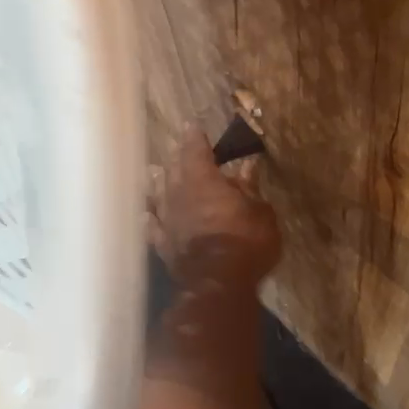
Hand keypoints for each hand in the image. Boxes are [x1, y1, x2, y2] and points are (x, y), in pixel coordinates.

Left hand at [147, 127, 281, 289]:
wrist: (218, 282)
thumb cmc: (247, 242)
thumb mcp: (261, 212)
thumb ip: (250, 189)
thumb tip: (247, 167)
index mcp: (204, 180)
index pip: (196, 151)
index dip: (195, 138)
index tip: (192, 126)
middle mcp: (178, 194)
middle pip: (174, 169)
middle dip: (178, 157)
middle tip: (179, 148)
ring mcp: (167, 220)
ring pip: (159, 194)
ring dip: (159, 182)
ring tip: (157, 172)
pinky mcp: (163, 244)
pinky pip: (154, 225)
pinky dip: (152, 217)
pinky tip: (148, 214)